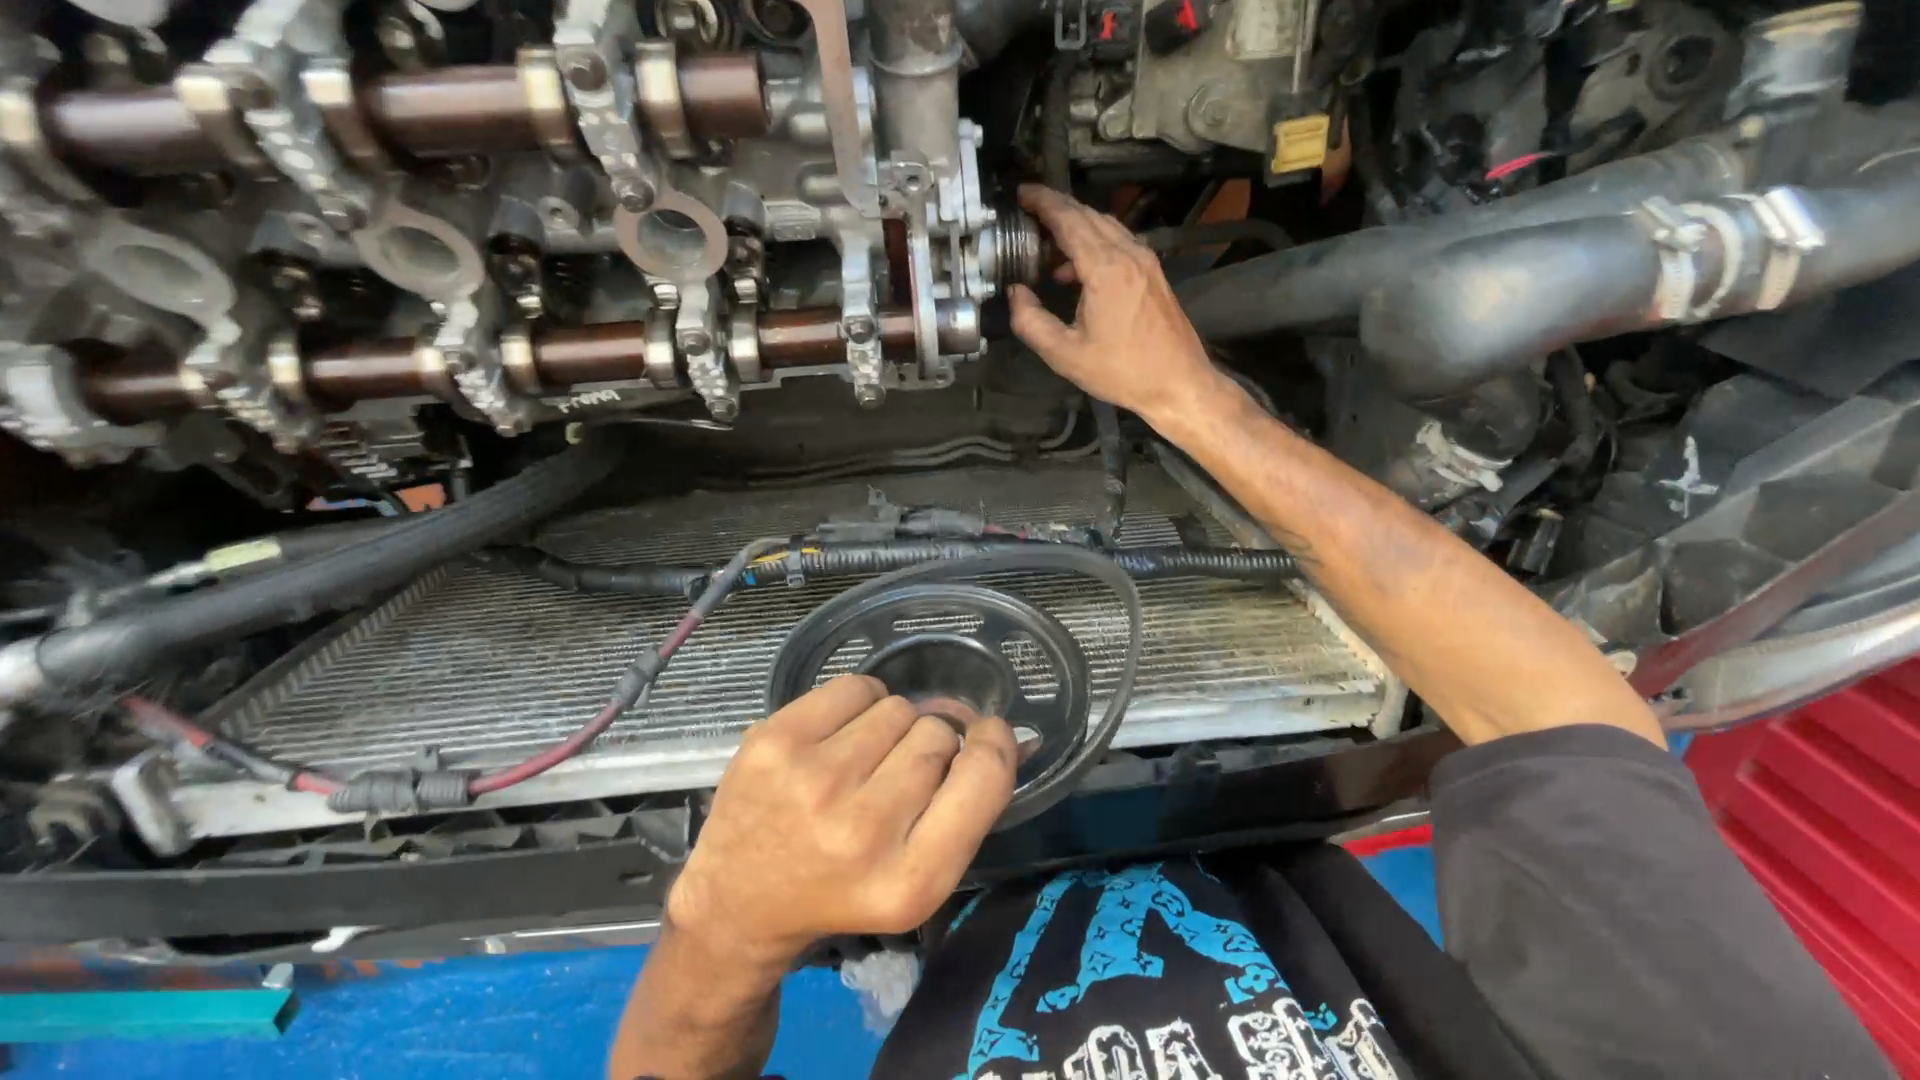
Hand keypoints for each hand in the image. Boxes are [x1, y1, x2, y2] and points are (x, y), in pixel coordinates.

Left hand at [665, 675, 1017, 962]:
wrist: (740, 900)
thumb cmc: (842, 890)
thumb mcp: (919, 882)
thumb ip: (967, 809)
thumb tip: (1012, 734)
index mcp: (911, 880)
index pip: (985, 777)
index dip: (995, 745)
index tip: (985, 737)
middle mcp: (862, 831)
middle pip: (938, 735)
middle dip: (930, 745)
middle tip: (896, 776)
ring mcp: (813, 780)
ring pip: (898, 707)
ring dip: (893, 725)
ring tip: (863, 760)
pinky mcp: (775, 741)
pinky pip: (855, 686)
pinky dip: (858, 702)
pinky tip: (838, 738)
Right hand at [1009, 184, 1223, 422]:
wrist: (1178, 383)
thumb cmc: (1122, 371)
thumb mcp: (1065, 354)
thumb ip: (1031, 321)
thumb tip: (1016, 292)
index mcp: (1105, 269)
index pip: (1069, 219)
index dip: (1043, 202)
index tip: (1021, 194)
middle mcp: (1128, 254)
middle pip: (1088, 215)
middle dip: (1057, 207)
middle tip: (1028, 210)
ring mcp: (1146, 261)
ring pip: (1106, 225)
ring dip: (1076, 224)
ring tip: (1047, 239)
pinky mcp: (1153, 273)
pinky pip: (1119, 242)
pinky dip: (1094, 242)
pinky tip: (1075, 269)